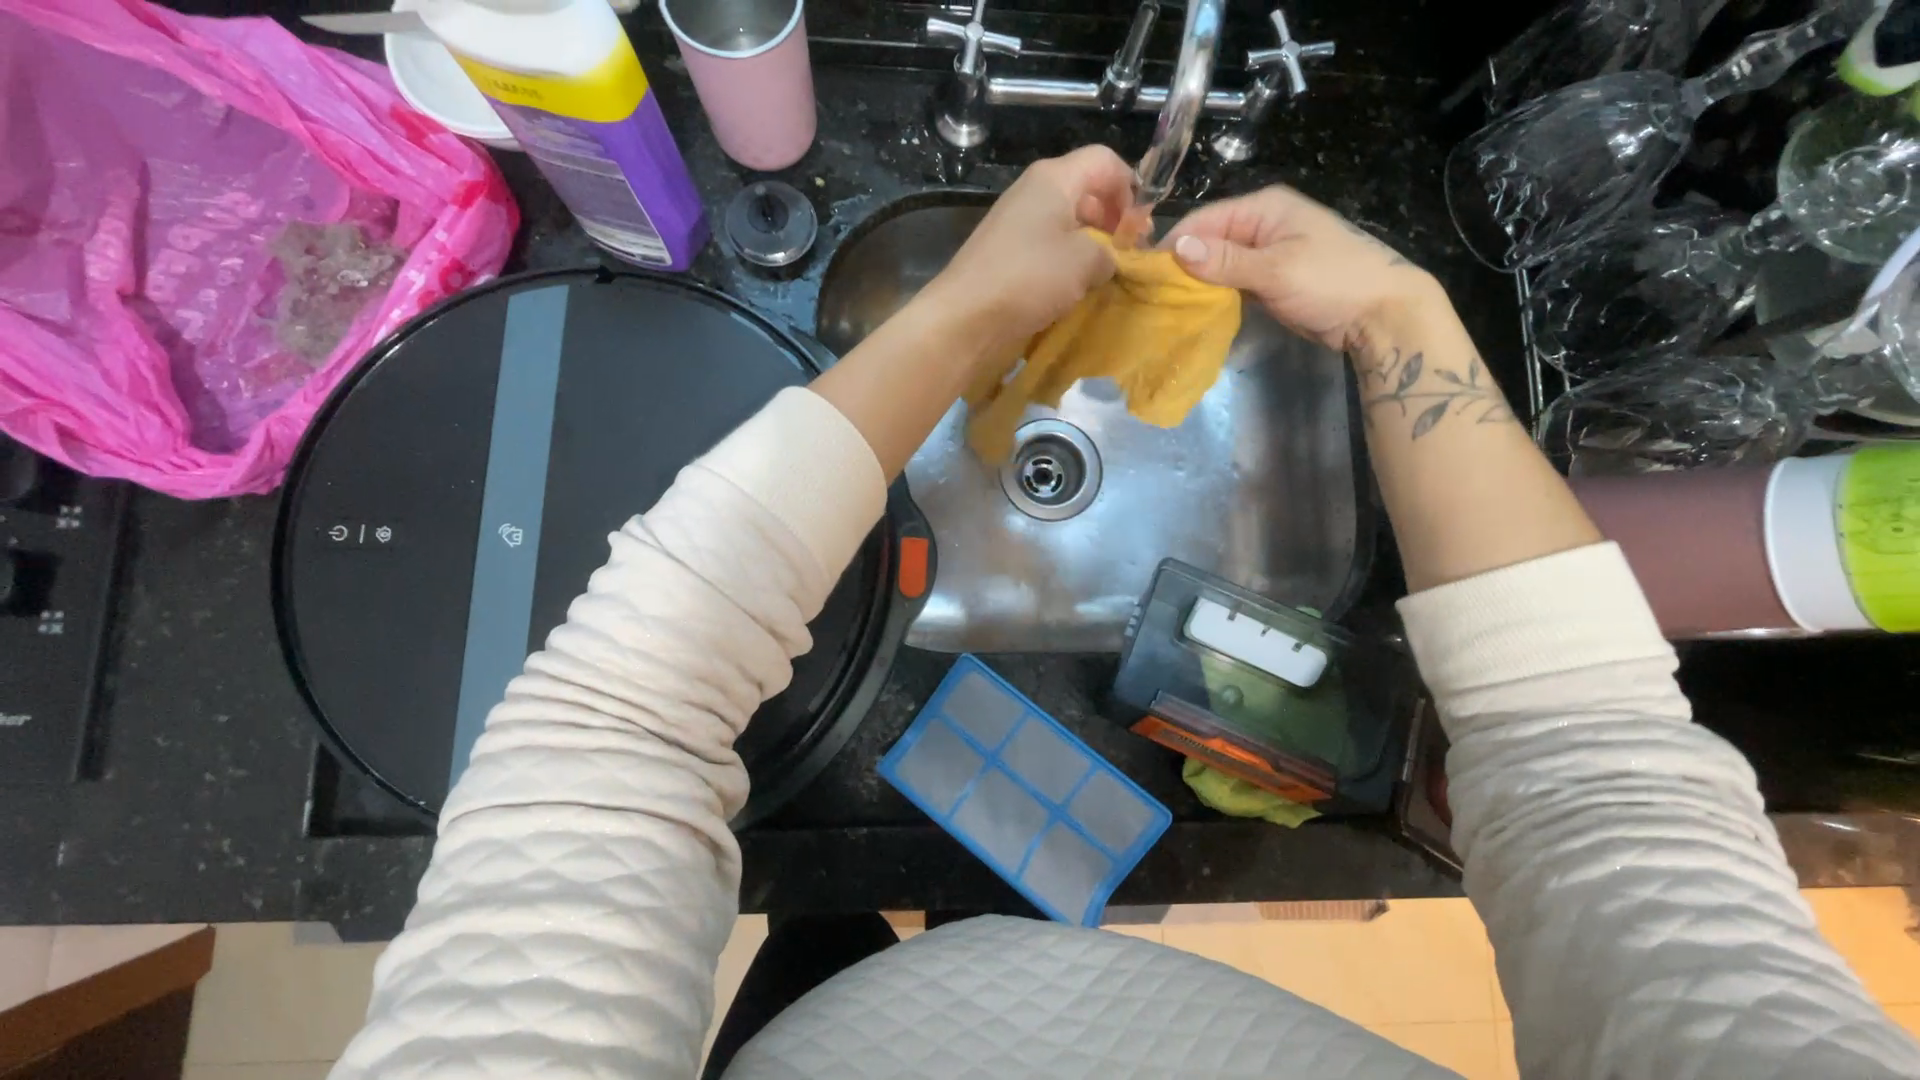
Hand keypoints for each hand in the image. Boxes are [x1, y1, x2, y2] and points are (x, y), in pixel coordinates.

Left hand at [918, 146, 1136, 360]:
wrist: (965, 318)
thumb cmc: (1029, 278)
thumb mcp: (1086, 261)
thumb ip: (1111, 252)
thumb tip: (1108, 259)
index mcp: (1054, 178)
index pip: (1105, 161)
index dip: (1130, 188)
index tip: (1140, 228)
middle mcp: (1033, 192)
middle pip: (1086, 190)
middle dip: (1112, 218)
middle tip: (1128, 254)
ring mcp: (1016, 224)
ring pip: (1067, 222)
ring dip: (1090, 244)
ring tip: (1104, 275)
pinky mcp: (1006, 255)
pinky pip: (1047, 248)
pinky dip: (1065, 263)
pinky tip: (1073, 289)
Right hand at [1163, 186, 1441, 353]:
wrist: (1381, 314)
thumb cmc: (1333, 281)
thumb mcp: (1276, 270)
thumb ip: (1226, 261)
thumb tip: (1176, 250)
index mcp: (1264, 207)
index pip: (1204, 220)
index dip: (1174, 245)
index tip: (1145, 275)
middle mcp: (1261, 224)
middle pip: (1208, 240)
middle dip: (1182, 265)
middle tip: (1150, 295)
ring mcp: (1265, 253)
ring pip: (1217, 263)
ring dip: (1196, 282)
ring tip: (1165, 304)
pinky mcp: (1268, 280)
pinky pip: (1231, 281)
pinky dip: (1214, 293)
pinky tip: (1194, 309)